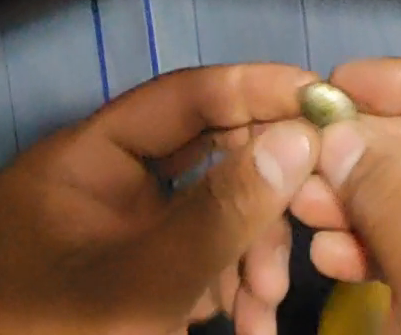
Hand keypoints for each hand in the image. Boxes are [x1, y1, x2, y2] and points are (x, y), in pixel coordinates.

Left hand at [0, 63, 320, 334]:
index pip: (183, 95)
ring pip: (216, 208)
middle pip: (208, 152)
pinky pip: (204, 256)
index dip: (255, 89)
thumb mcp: (139, 290)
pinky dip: (233, 284)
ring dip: (252, 250)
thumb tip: (302, 138)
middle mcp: (102, 186)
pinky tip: (250, 322)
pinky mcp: (137, 283)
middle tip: (309, 213)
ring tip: (265, 306)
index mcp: (79, 162)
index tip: (321, 99)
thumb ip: (222, 211)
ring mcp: (120, 238)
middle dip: (260, 192)